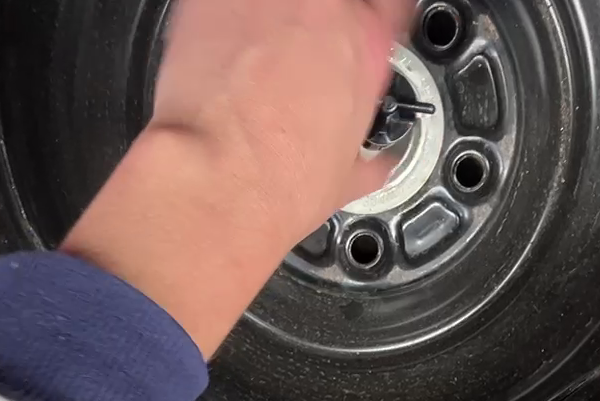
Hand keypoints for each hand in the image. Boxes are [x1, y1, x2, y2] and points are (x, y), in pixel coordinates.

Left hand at [60, 0, 409, 356]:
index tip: (353, 45)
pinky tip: (223, 65)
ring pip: (276, 4)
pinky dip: (224, 26)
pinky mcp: (211, 1)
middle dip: (313, 27)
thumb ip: (368, 152)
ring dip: (270, 25)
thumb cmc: (282, 184)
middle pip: (329, 3)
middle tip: (297, 63)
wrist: (223, 181)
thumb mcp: (348, 179)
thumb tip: (374, 164)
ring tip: (256, 67)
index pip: (388, 8)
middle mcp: (324, 7)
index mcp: (368, 43)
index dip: (372, 24)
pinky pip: (223, 5)